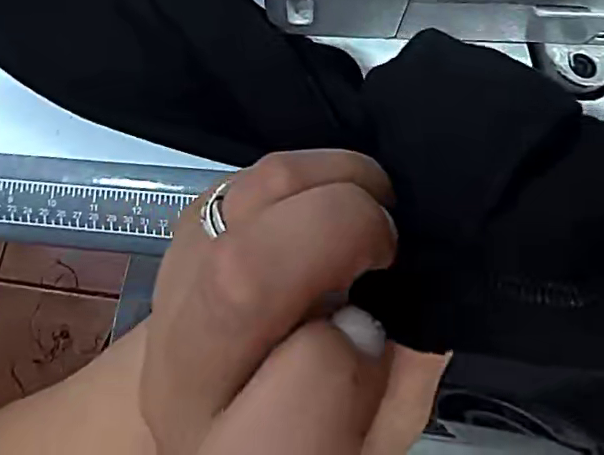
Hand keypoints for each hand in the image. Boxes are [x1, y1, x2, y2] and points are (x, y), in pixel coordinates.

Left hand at [140, 151, 449, 454]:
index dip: (365, 339)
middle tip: (385, 239)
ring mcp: (177, 279)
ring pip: (249, 193)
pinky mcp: (186, 226)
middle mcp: (187, 361)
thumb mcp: (368, 440)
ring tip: (366, 206)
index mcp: (238, 447)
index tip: (381, 330)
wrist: (209, 400)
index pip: (309, 371)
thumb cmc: (292, 430)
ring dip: (329, 179)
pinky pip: (246, 175)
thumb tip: (426, 299)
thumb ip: (404, 379)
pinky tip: (323, 204)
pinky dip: (303, 177)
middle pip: (249, 267)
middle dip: (344, 224)